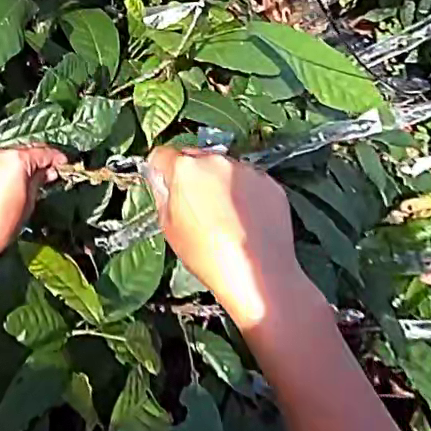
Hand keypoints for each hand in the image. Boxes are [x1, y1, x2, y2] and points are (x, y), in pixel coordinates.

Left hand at [0, 144, 65, 263]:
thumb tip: (46, 172)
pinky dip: (8, 168)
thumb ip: (38, 182)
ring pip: (9, 155)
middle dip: (40, 159)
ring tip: (34, 178)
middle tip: (52, 173)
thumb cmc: (2, 224)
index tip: (67, 166)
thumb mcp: (28, 204)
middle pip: (25, 150)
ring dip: (23, 163)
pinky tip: (14, 180)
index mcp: (15, 159)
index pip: (43, 153)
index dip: (57, 159)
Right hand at [147, 145, 311, 326]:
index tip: (163, 182)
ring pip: (222, 168)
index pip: (162, 154)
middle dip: (191, 175)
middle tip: (195, 204)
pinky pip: (248, 180)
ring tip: (223, 214)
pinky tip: (243, 217)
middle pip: (194, 158)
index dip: (160, 170)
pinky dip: (244, 192)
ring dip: (219, 182)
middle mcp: (215, 161)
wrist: (260, 276)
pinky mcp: (270, 184)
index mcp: (184, 168)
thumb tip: (161, 181)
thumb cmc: (209, 254)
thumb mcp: (167, 224)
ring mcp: (246, 171)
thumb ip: (161, 193)